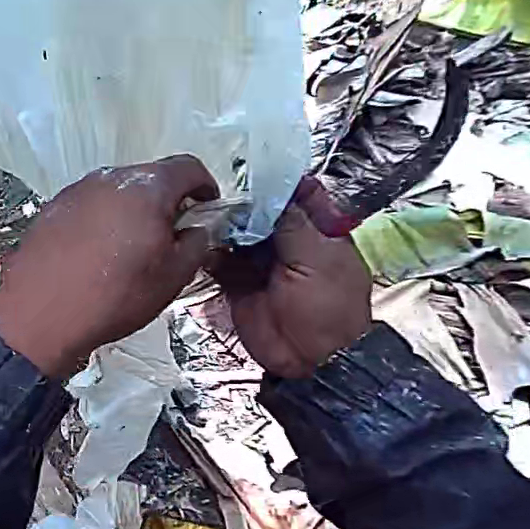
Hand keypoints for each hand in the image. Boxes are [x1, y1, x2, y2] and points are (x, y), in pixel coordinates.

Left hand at [0, 155, 218, 378]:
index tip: (207, 210)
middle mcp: (111, 177)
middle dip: (169, 202)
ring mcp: (78, 189)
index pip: (189, 167)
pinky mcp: (53, 207)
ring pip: (120, 191)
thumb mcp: (173, 276)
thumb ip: (198, 243)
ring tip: (133, 250)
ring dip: (135, 211)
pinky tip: (100, 254)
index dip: (206, 186)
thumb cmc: (115, 296)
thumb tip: (199, 229)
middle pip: (153, 177)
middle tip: (173, 237)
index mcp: (148, 187)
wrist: (39, 316)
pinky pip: (92, 205)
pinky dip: (105, 220)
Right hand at [212, 179, 371, 378]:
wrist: (312, 361)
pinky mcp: (240, 283)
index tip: (253, 167)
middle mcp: (290, 243)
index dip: (280, 181)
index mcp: (320, 232)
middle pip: (264, 212)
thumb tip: (269, 192)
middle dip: (245, 201)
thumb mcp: (316, 258)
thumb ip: (291, 223)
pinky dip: (210, 251)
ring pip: (240, 233)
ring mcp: (263, 263)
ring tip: (207, 211)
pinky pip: (222, 261)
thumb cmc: (328, 307)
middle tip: (221, 188)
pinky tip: (201, 240)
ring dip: (224, 224)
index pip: (301, 195)